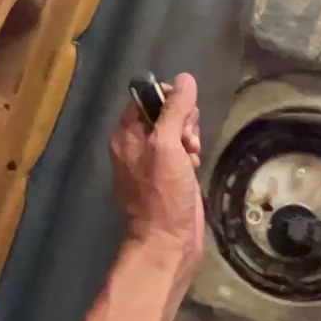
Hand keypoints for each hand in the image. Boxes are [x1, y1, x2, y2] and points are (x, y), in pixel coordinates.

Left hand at [110, 72, 205, 284]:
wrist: (168, 242)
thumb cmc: (162, 194)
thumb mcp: (167, 146)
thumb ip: (174, 110)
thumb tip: (186, 79)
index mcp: (126, 134)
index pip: (146, 97)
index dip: (169, 99)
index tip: (182, 116)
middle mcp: (136, 145)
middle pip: (165, 112)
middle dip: (183, 121)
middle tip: (188, 141)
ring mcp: (153, 161)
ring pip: (176, 131)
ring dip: (190, 138)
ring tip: (192, 155)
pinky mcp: (169, 175)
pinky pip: (182, 151)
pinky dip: (191, 154)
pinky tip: (195, 166)